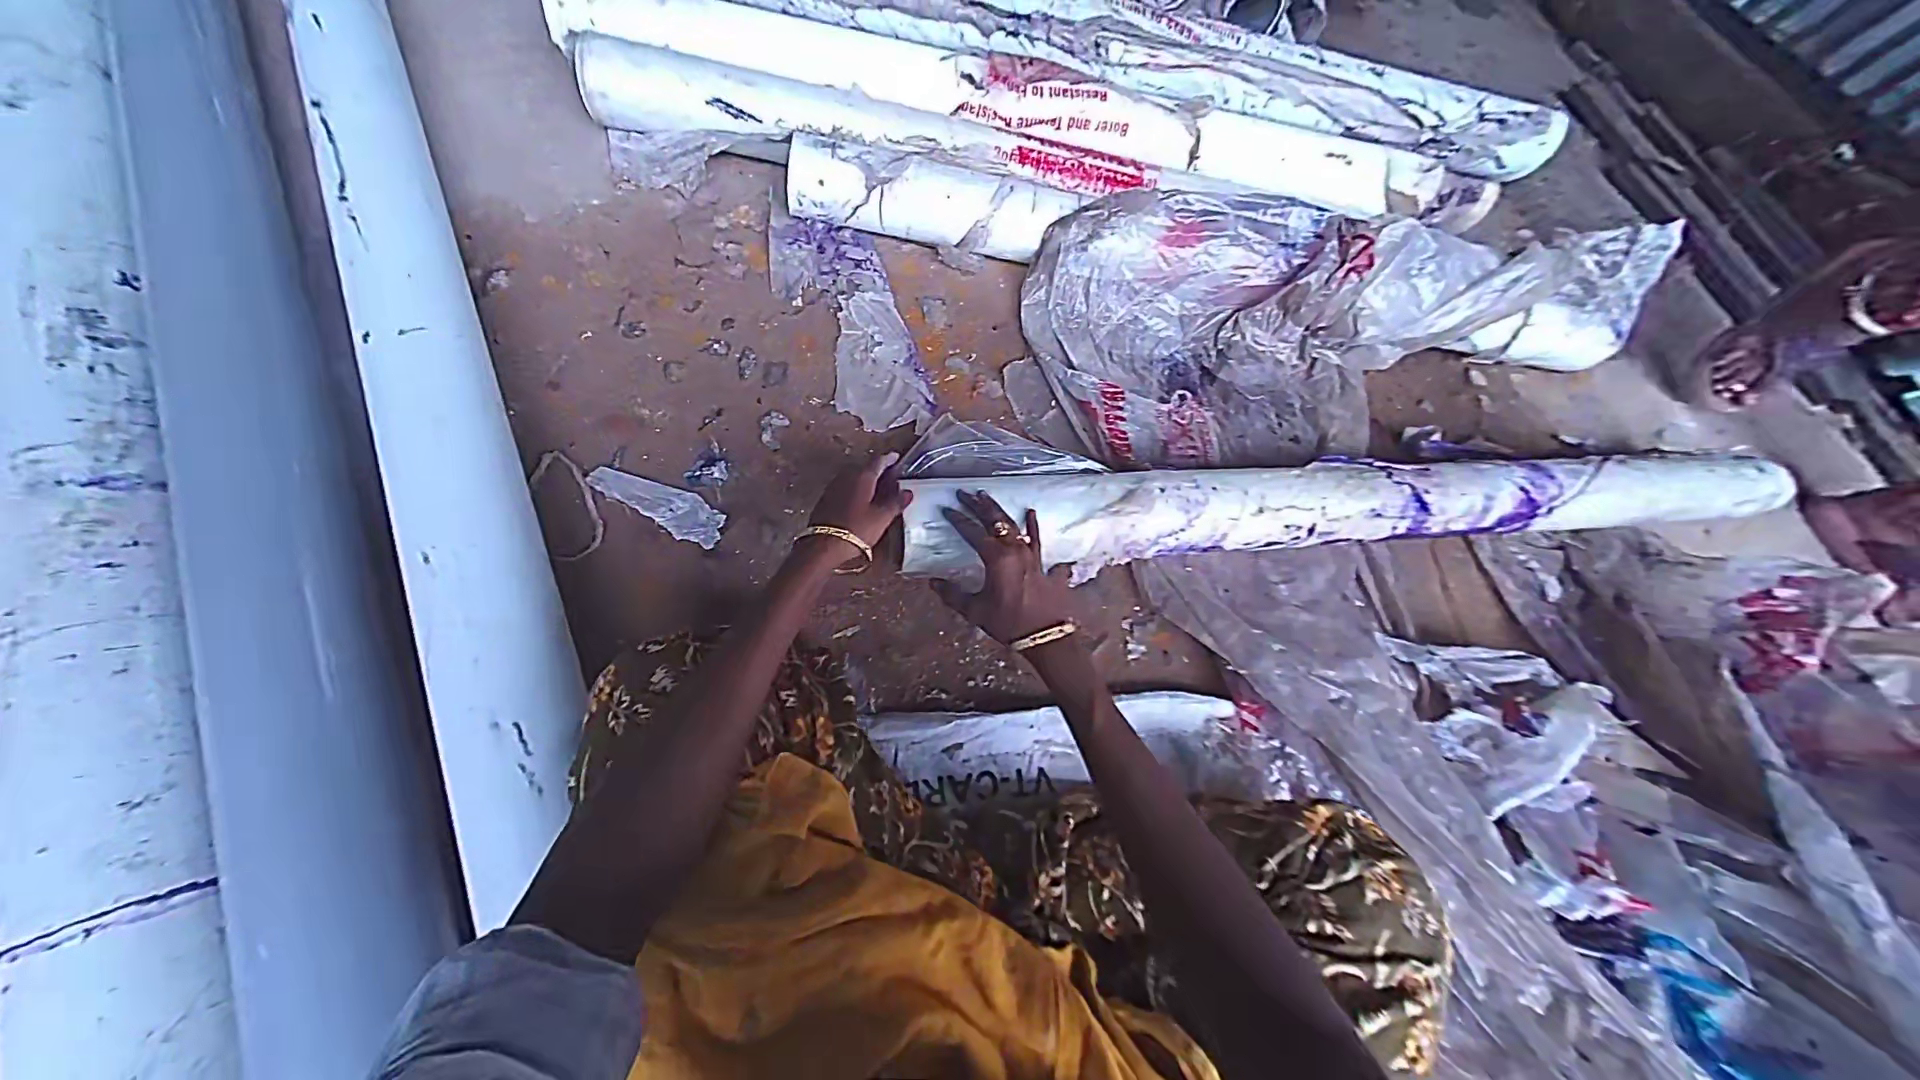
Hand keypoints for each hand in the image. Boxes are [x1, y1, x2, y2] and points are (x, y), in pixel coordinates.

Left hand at [799, 452, 912, 567]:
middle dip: (877, 469)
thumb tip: (907, 492)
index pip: (878, 462)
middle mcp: (846, 477)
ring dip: (865, 480)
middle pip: (864, 468)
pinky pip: (844, 487)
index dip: (889, 459)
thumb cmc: (856, 529)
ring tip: (876, 487)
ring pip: (853, 477)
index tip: (896, 457)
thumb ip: (895, 503)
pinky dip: (855, 489)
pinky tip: (859, 499)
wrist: (824, 546)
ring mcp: (833, 487)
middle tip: (889, 474)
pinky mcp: (825, 499)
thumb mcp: (881, 518)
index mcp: (862, 477)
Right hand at [930, 490, 1076, 646]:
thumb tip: (934, 583)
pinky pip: (1038, 540)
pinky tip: (1031, 512)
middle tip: (965, 493)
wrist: (1046, 636)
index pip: (972, 532)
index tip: (947, 508)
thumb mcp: (975, 611)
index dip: (958, 519)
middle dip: (978, 505)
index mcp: (996, 558)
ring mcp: (1032, 555)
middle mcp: (1015, 550)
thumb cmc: (1008, 623)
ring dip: (1000, 511)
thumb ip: (953, 595)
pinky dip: (1034, 526)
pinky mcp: (1043, 564)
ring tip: (988, 497)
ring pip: (1014, 526)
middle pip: (995, 521)